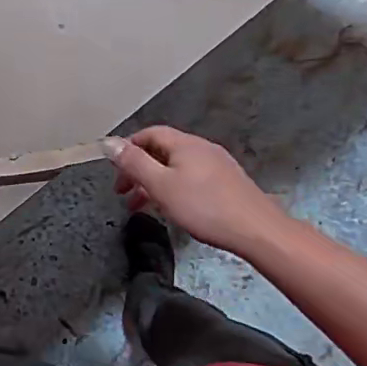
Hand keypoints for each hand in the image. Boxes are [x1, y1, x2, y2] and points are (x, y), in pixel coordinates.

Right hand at [104, 127, 290, 257]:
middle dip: (138, 168)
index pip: (149, 134)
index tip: (114, 169)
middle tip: (122, 191)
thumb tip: (109, 142)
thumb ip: (133, 163)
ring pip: (176, 167)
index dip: (128, 147)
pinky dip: (173, 188)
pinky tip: (171, 208)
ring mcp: (217, 165)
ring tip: (141, 205)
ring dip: (154, 182)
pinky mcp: (227, 183)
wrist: (257, 231)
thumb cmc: (205, 208)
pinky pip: (191, 178)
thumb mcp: (160, 185)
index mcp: (185, 144)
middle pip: (161, 150)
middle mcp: (202, 149)